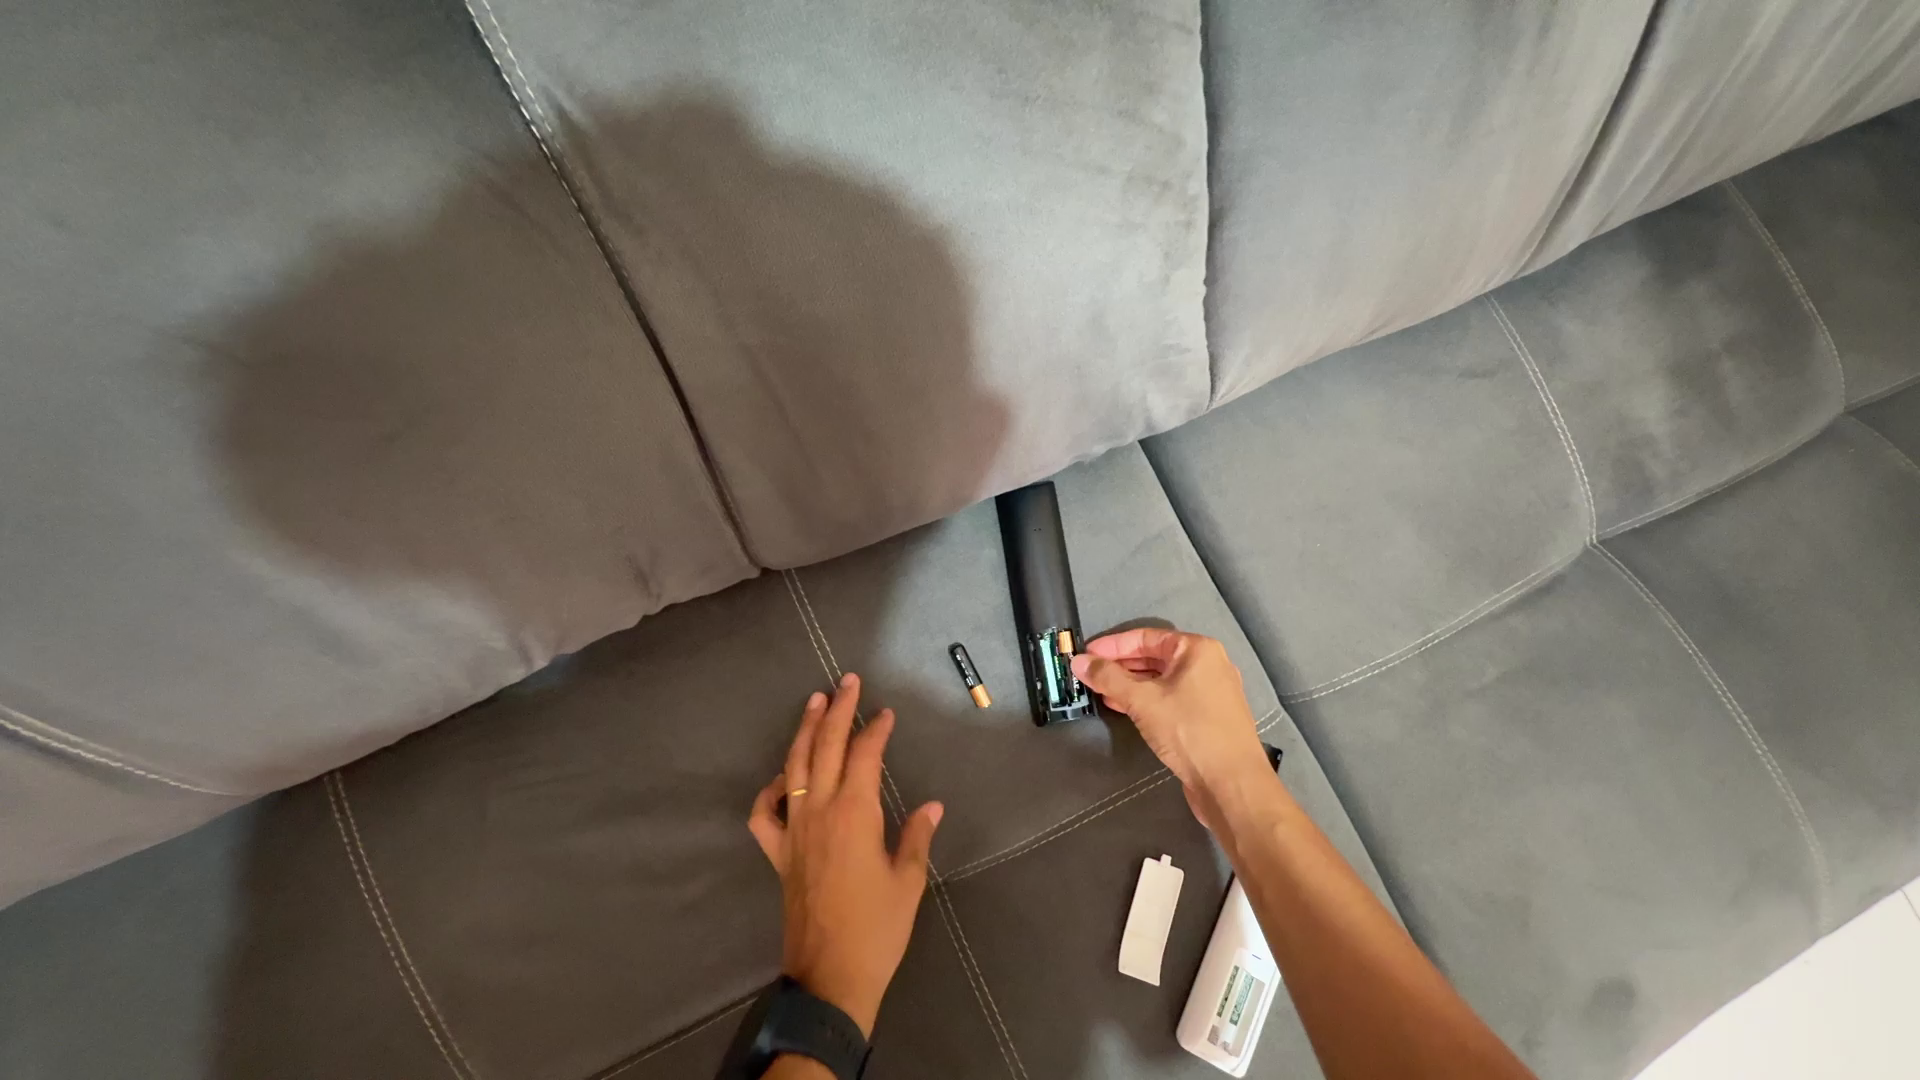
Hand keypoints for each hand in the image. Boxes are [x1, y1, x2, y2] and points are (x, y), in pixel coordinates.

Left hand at [748, 673, 943, 1036]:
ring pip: (793, 767)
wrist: (830, 976)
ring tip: (814, 702)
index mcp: (855, 812)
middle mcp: (819, 810)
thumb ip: (916, 835)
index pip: (865, 754)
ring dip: (805, 731)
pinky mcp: (778, 854)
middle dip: (838, 710)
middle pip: (826, 746)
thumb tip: (932, 805)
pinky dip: (770, 790)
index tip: (886, 713)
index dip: (876, 729)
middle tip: (847, 681)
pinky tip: (783, 778)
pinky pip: (764, 814)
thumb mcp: (908, 881)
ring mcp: (793, 830)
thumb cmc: (878, 928)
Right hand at [1070, 628, 1273, 820]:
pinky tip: (1124, 708)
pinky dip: (1146, 700)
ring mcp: (1210, 692)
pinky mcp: (1208, 717)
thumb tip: (1079, 661)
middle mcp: (1208, 665)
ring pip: (1162, 680)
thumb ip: (1108, 678)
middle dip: (1120, 666)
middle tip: (1089, 674)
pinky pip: (1171, 699)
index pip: (1146, 637)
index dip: (1112, 645)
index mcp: (1197, 650)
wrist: (1231, 783)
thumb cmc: (1188, 730)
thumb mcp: (1142, 700)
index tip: (1086, 654)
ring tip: (1100, 692)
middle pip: (1155, 657)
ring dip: (1130, 685)